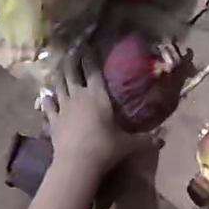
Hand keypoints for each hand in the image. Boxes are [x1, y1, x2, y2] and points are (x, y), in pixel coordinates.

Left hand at [43, 48, 149, 178]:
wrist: (77, 163)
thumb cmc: (105, 148)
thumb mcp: (128, 144)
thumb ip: (145, 140)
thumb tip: (163, 140)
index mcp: (98, 96)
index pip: (93, 70)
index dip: (90, 57)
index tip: (87, 45)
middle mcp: (79, 96)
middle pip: (72, 73)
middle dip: (72, 60)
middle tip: (71, 51)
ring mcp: (63, 107)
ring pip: (58, 85)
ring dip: (58, 75)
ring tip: (58, 67)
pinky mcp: (53, 121)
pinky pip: (48, 106)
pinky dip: (47, 99)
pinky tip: (45, 94)